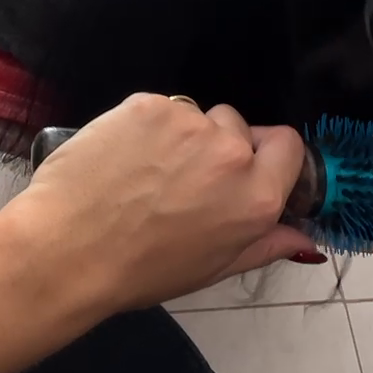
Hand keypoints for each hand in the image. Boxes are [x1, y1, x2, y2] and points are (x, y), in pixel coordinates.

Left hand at [0, 94, 316, 316]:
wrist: (68, 247)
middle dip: (218, 144)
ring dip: (181, 134)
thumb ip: (265, 243)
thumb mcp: (213, 267)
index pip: (288, 144)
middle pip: (239, 125)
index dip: (268, 154)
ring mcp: (187, 121)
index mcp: (255, 196)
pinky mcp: (148, 103)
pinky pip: (160, 107)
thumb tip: (305, 236)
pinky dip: (147, 125)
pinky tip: (125, 154)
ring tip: (147, 168)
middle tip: (182, 177)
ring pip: (196, 114)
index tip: (246, 167)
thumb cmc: (141, 270)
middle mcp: (229, 152)